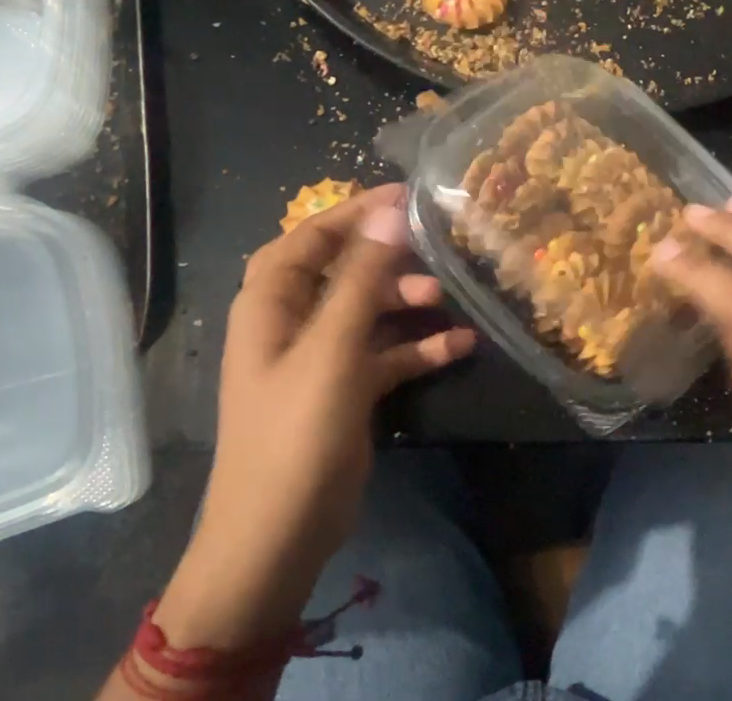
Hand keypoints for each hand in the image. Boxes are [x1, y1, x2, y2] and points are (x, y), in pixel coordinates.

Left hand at [155, 185, 475, 647]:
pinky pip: (386, 355)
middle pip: (343, 271)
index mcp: (270, 304)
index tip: (407, 196)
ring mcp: (320, 360)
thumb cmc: (296, 433)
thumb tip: (389, 212)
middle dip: (388, 259)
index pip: (310, 237)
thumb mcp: (331, 349)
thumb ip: (361, 279)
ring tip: (447, 298)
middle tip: (434, 251)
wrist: (279, 534)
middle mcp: (292, 325)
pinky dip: (418, 347)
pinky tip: (461, 345)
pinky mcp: (346, 393)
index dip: (354, 212)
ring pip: (368, 312)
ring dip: (406, 302)